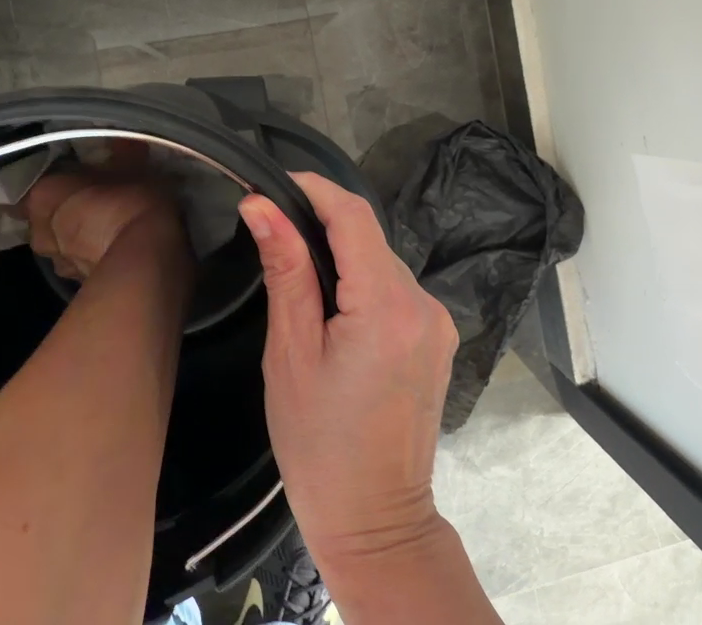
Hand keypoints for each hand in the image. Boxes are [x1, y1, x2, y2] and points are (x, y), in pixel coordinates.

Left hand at [24, 142, 184, 280]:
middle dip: (64, 213)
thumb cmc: (132, 204)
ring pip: (62, 245)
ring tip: (105, 232)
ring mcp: (58, 263)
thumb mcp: (134, 167)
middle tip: (91, 204)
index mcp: (44, 194)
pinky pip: (82, 265)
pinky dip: (93, 259)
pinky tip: (115, 253)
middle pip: (45, 218)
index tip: (74, 179)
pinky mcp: (78, 287)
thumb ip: (123, 154)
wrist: (146, 262)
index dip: (56, 182)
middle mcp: (41, 231)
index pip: (38, 184)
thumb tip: (123, 141)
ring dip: (77, 240)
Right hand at [236, 172, 458, 567]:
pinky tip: (336, 317)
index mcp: (386, 306)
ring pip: (383, 264)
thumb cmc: (319, 446)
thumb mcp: (290, 354)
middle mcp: (424, 304)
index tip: (274, 183)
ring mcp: (438, 322)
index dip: (314, 189)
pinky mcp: (440, 339)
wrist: (376, 519)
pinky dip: (365, 287)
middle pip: (370, 239)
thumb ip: (285, 271)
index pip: (353, 216)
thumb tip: (261, 205)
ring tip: (299, 289)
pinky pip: (397, 292)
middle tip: (272, 236)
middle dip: (323, 229)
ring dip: (344, 261)